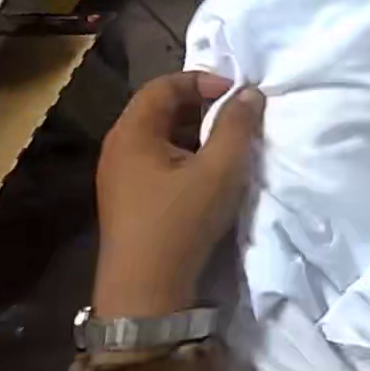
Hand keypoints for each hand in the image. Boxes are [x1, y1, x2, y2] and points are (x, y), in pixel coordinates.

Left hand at [93, 72, 263, 315]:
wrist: (147, 290)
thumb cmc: (182, 221)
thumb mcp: (221, 168)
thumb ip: (238, 125)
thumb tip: (249, 93)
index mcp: (132, 135)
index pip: (163, 86)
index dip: (202, 80)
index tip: (237, 93)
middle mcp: (119, 148)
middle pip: (161, 106)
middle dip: (204, 103)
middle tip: (239, 112)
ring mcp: (122, 174)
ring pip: (164, 132)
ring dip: (199, 127)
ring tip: (232, 138)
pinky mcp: (133, 194)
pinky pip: (162, 155)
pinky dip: (190, 149)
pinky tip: (214, 166)